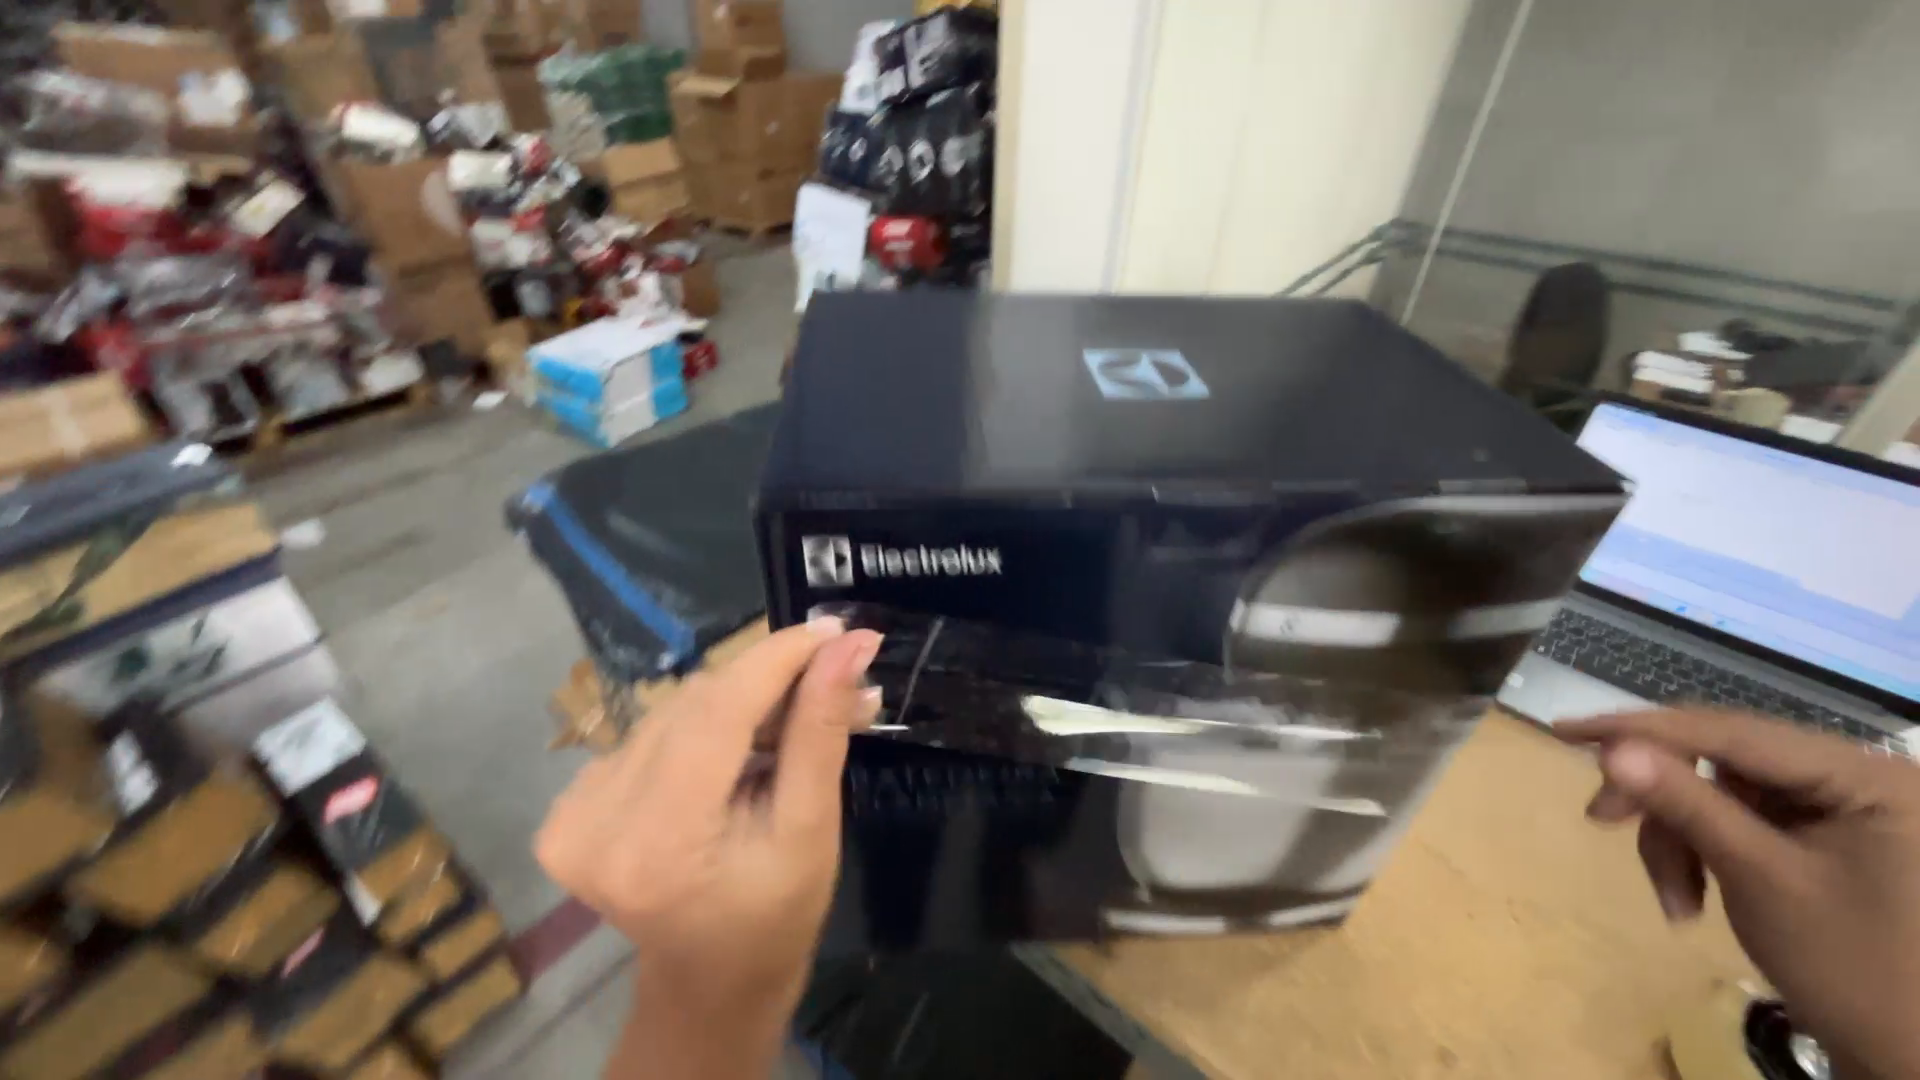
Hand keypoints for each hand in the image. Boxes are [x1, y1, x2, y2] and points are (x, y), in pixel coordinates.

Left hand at [535, 617, 881, 1078]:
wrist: (710, 981)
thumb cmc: (775, 918)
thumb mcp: (810, 829)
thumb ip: (821, 731)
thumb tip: (850, 646)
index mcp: (658, 841)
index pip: (717, 712)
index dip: (777, 658)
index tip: (834, 629)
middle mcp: (596, 819)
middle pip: (697, 705)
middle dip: (774, 681)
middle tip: (838, 676)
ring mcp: (573, 812)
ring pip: (677, 710)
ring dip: (745, 700)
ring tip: (800, 716)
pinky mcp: (571, 804)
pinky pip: (657, 731)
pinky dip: (710, 723)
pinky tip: (746, 744)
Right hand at [1559, 709, 1919, 1079]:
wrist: (1913, 1063)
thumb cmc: (1855, 969)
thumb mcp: (1759, 876)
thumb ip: (1686, 803)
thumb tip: (1610, 750)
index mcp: (1870, 777)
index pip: (1732, 732)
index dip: (1643, 729)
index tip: (1565, 731)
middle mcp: (1858, 778)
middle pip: (1720, 759)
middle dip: (1660, 797)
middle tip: (1600, 819)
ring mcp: (1840, 808)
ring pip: (1716, 792)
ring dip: (1676, 837)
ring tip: (1673, 897)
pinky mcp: (1820, 835)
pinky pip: (1733, 820)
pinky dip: (1699, 851)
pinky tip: (1692, 896)